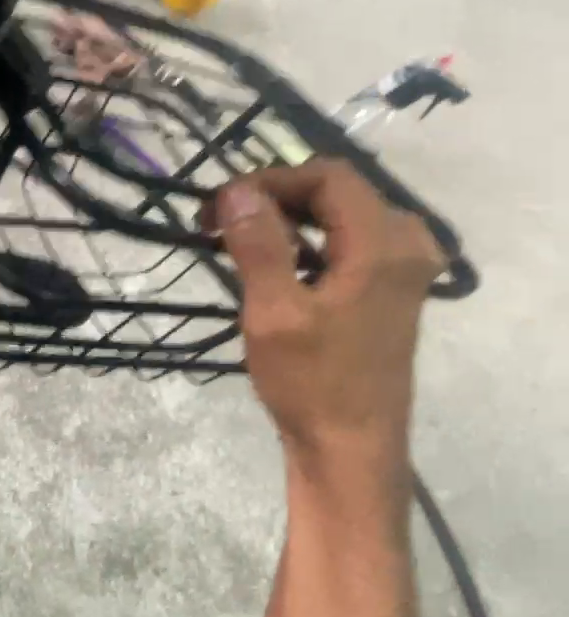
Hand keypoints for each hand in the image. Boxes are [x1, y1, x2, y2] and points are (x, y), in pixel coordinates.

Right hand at [212, 159, 443, 465]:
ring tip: (232, 240)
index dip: (268, 180)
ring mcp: (399, 267)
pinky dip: (303, 240)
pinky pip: (345, 241)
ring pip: (341, 215)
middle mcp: (404, 245)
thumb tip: (235, 192)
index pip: (330, 178)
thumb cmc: (310, 379)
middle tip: (214, 223)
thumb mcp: (273, 312)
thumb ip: (258, 247)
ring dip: (285, 218)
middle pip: (339, 191)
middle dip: (273, 196)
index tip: (213, 207)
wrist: (349, 438)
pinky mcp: (384, 287)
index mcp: (384, 246)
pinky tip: (268, 262)